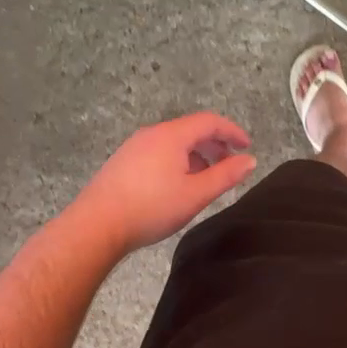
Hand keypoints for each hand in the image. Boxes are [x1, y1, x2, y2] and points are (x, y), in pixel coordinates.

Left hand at [67, 112, 258, 254]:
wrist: (96, 226)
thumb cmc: (152, 208)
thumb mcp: (196, 194)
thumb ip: (226, 175)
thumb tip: (250, 160)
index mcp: (172, 135)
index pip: (209, 122)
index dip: (232, 131)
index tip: (247, 146)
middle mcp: (152, 134)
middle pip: (190, 130)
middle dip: (215, 145)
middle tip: (230, 165)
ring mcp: (134, 147)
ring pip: (174, 142)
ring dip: (196, 155)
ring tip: (207, 179)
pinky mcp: (123, 162)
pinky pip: (159, 153)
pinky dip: (178, 161)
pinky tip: (178, 186)